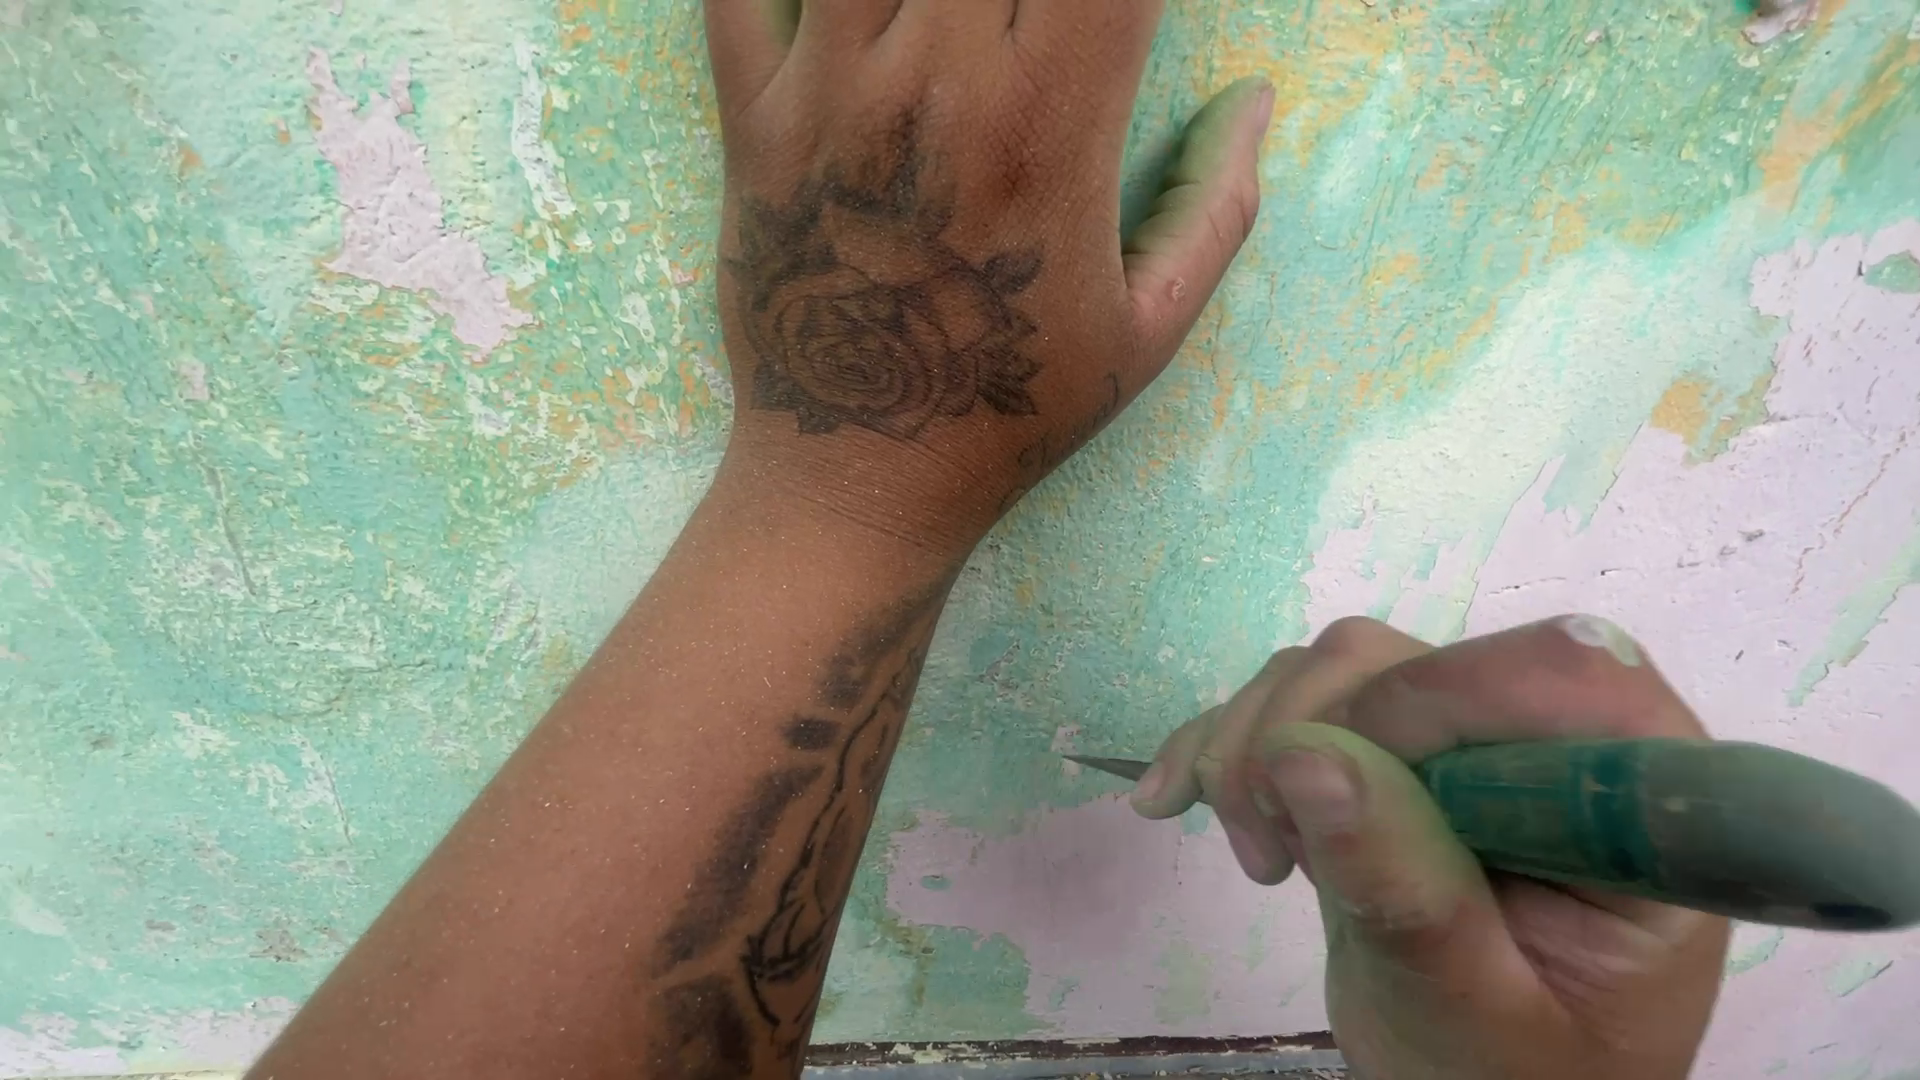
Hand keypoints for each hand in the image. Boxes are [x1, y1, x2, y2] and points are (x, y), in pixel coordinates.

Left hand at [703, 0, 1273, 553]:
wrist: (860, 487)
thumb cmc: (1005, 422)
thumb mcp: (1140, 339)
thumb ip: (1213, 215)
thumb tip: (1254, 105)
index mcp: (1046, 126)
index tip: (1128, 13)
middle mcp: (931, 83)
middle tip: (1031, 26)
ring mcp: (823, 97)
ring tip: (943, 23)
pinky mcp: (748, 131)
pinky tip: (828, 12)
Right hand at [1130, 616, 1730, 1079]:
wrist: (1465, 1074)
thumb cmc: (1508, 1069)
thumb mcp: (1464, 1004)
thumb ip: (1403, 888)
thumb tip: (1299, 755)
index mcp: (1620, 799)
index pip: (1555, 674)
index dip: (1432, 703)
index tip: (1343, 791)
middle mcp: (1529, 735)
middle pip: (1392, 661)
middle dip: (1300, 739)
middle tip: (1271, 850)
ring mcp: (1440, 730)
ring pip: (1319, 670)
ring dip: (1247, 750)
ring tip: (1257, 859)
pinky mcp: (1368, 741)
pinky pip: (1272, 699)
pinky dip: (1209, 742)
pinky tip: (1172, 797)